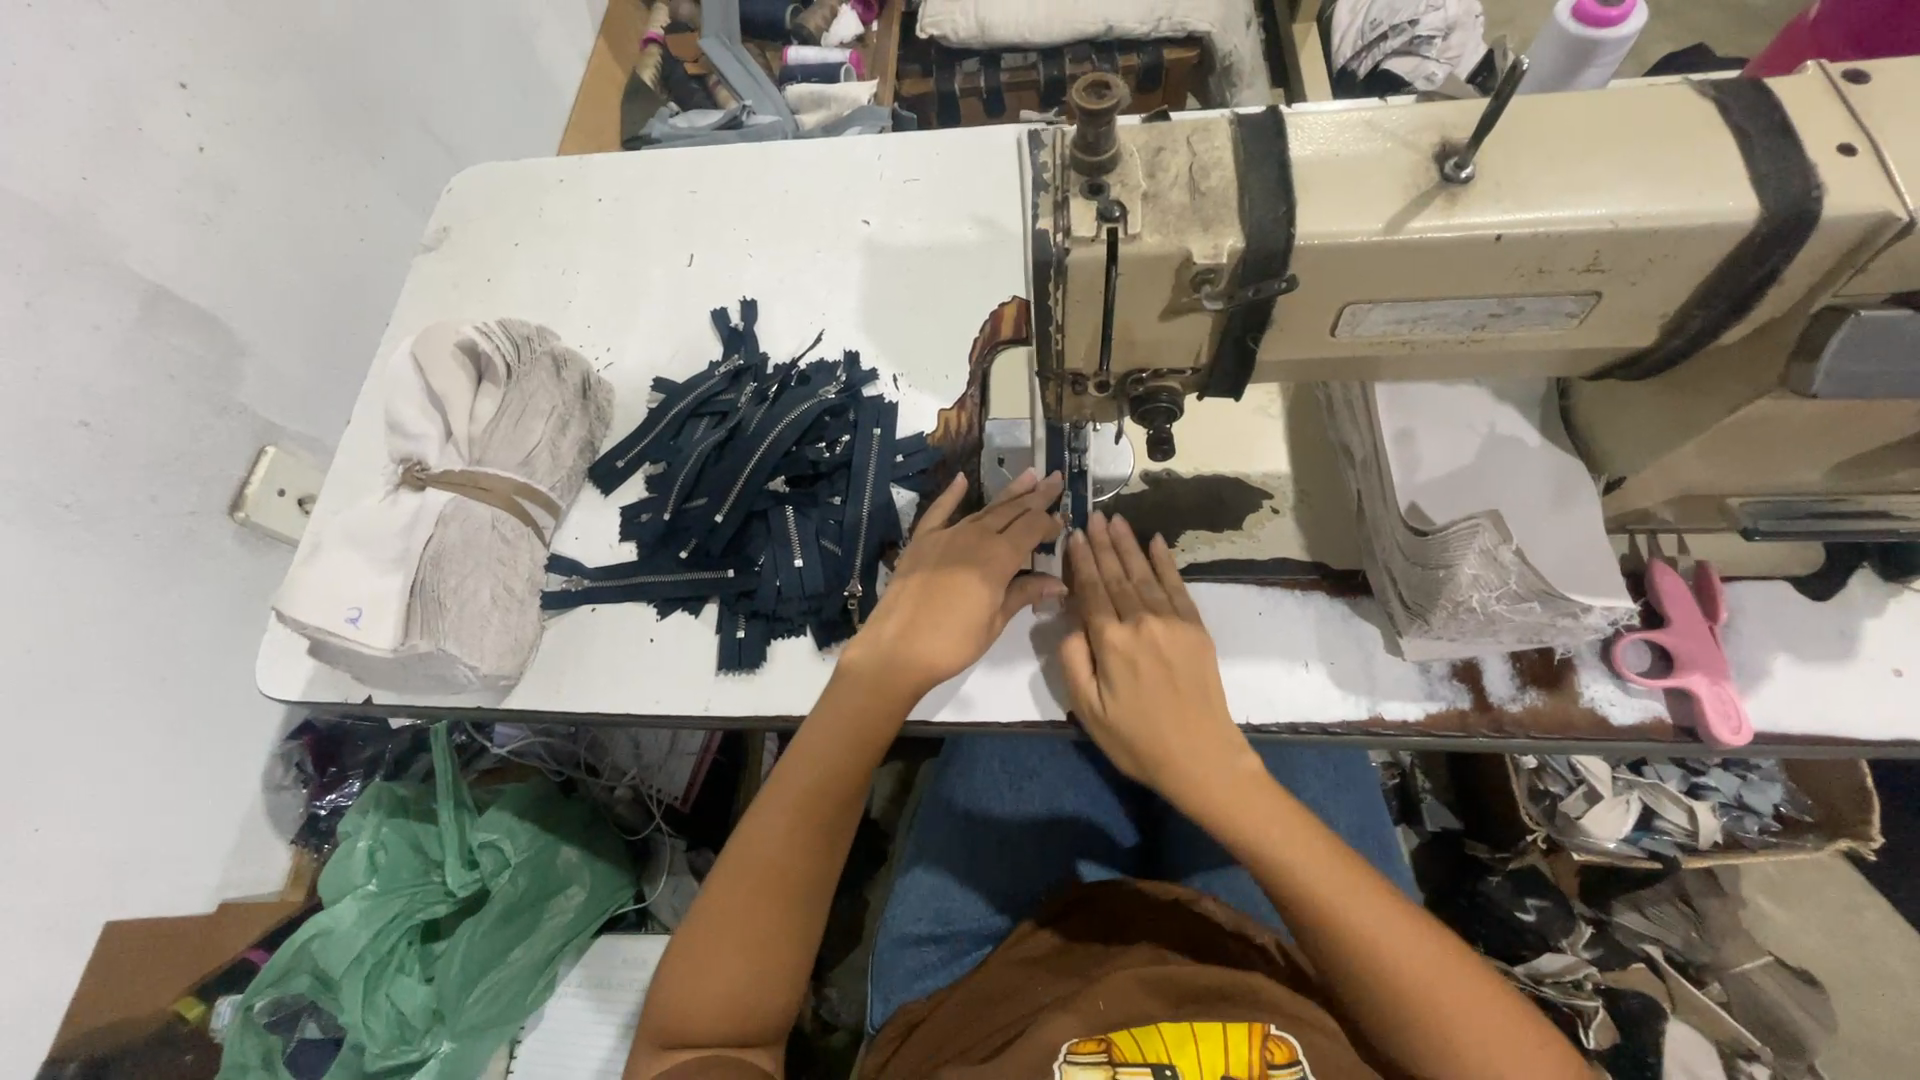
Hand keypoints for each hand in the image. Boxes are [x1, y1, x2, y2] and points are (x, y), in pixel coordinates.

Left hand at [842, 469, 1066, 698]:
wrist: (897, 648)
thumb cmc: (953, 642)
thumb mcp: (995, 622)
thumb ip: (1024, 594)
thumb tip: (1058, 583)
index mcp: (999, 557)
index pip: (1032, 528)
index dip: (1049, 524)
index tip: (1063, 524)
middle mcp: (975, 537)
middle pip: (1011, 511)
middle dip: (1036, 496)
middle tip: (1055, 478)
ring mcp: (946, 535)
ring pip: (983, 509)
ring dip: (1008, 493)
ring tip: (1028, 474)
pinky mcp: (921, 541)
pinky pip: (939, 511)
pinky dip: (951, 494)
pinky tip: (961, 479)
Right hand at [1060, 512, 1255, 803]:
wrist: (1201, 758)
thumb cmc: (1136, 741)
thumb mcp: (1087, 709)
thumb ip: (1073, 660)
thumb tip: (1070, 621)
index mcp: (1110, 641)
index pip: (1090, 590)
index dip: (1080, 561)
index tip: (1073, 534)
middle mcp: (1140, 622)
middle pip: (1116, 575)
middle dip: (1102, 544)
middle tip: (1093, 515)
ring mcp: (1172, 622)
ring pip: (1144, 574)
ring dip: (1129, 546)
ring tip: (1116, 521)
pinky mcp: (1196, 629)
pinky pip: (1177, 586)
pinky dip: (1166, 562)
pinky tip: (1157, 542)